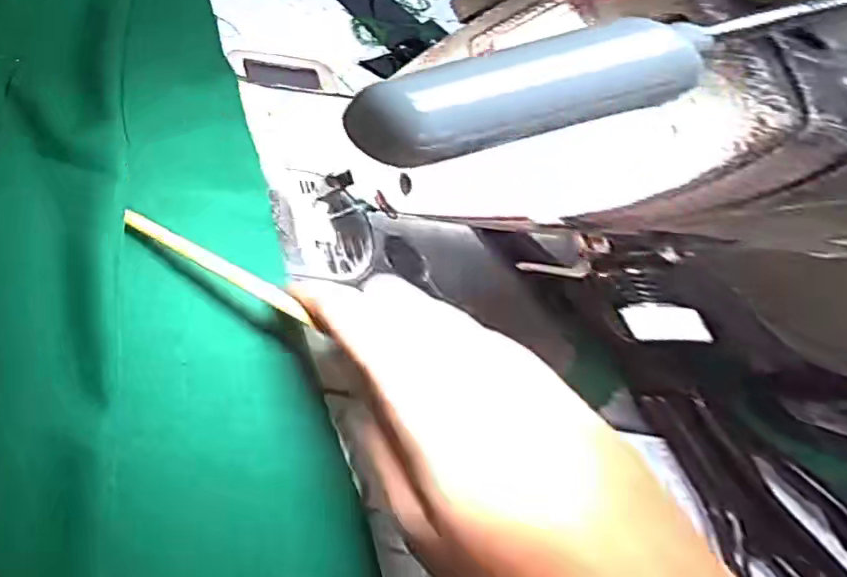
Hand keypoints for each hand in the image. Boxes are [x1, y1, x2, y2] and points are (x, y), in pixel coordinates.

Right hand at [295, 276, 727, 576]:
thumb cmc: (520, 571)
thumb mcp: (422, 526)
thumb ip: (372, 441)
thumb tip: (349, 388)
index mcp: (428, 394)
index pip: (355, 313)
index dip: (315, 298)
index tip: (293, 301)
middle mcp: (472, 360)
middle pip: (393, 296)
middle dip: (358, 309)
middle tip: (343, 346)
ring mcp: (519, 365)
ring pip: (434, 309)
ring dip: (400, 322)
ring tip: (397, 369)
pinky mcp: (553, 380)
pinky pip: (476, 333)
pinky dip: (443, 338)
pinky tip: (453, 387)